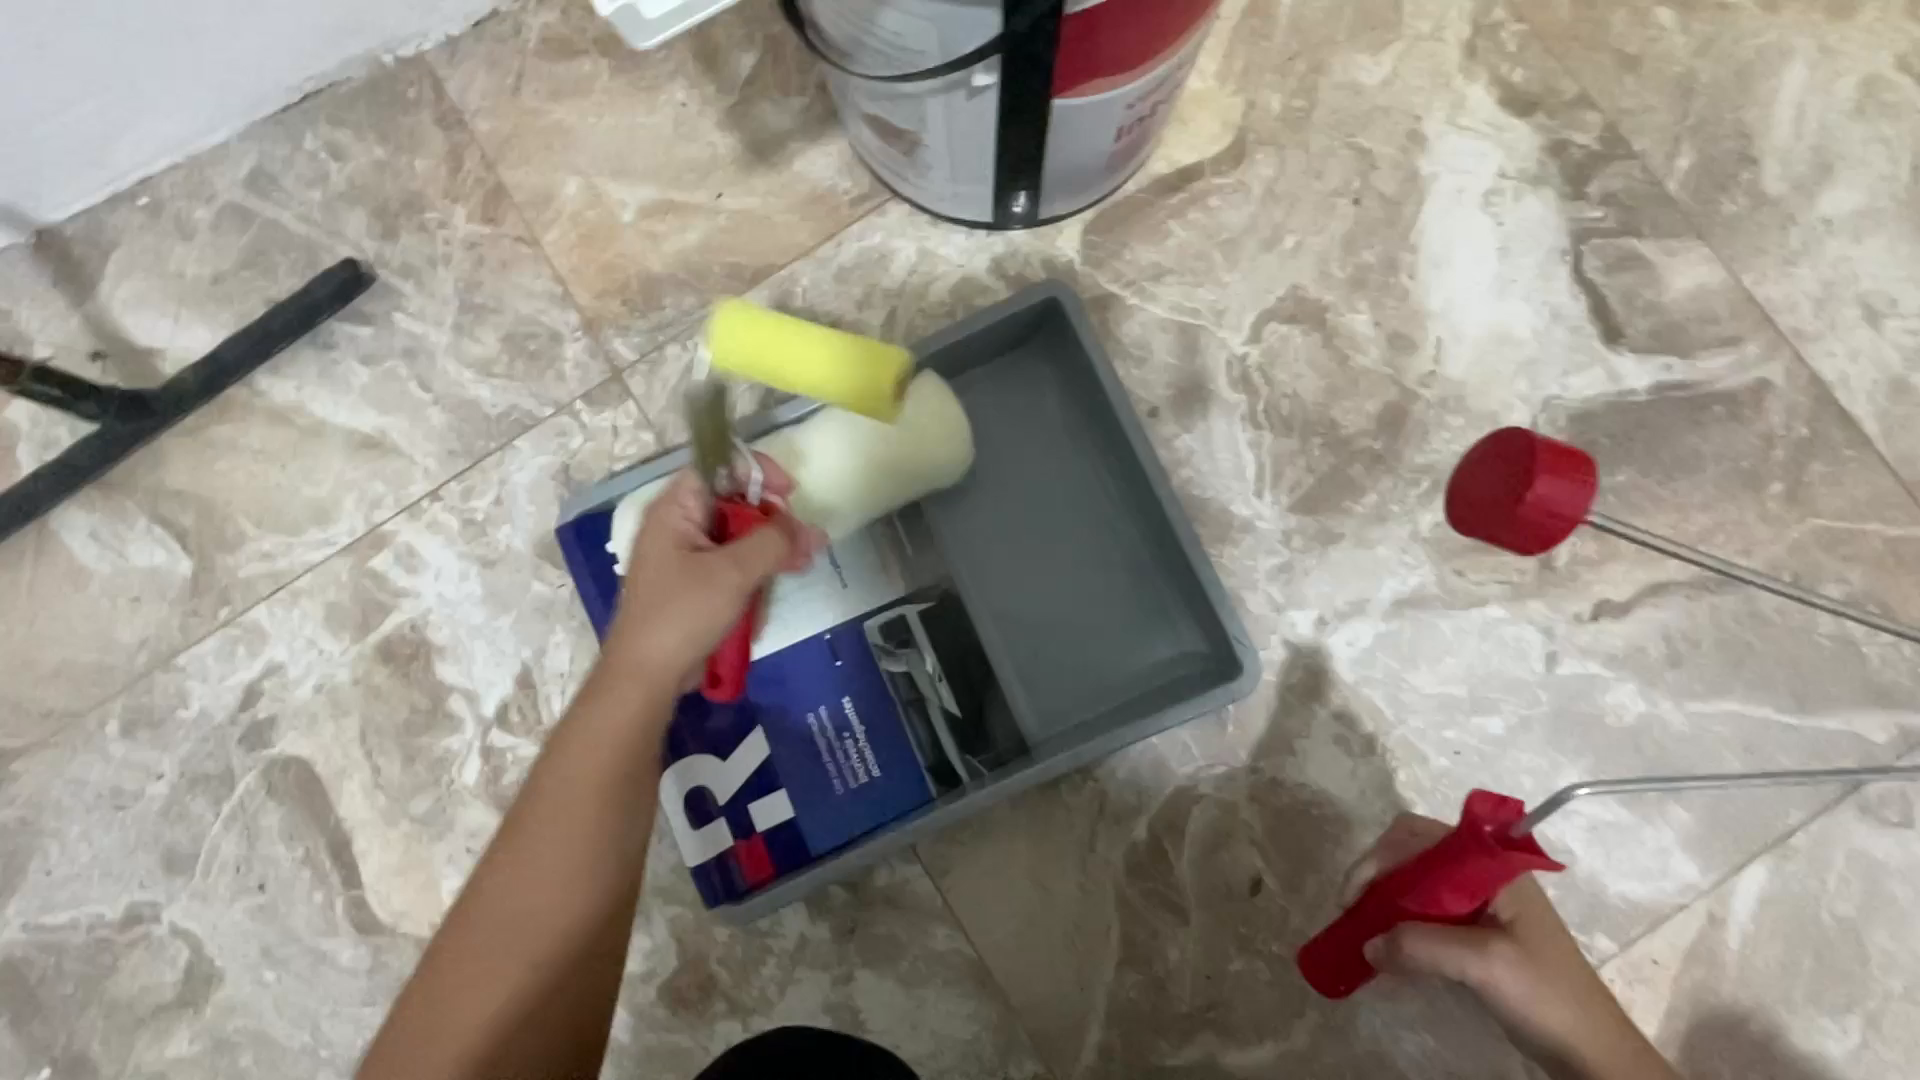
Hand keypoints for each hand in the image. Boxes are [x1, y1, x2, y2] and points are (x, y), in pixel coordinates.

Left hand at [604, 453, 822, 689]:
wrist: (646, 676)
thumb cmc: (683, 614)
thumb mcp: (734, 573)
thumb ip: (775, 543)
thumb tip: (812, 530)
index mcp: (676, 509)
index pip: (719, 465)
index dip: (757, 471)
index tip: (789, 494)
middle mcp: (679, 525)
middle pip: (735, 503)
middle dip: (772, 521)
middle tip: (802, 543)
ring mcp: (687, 557)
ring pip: (739, 537)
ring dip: (769, 551)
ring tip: (798, 567)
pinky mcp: (696, 585)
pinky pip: (733, 566)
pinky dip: (755, 574)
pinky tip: (773, 590)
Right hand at [1342, 814, 1677, 1079]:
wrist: (1595, 1054)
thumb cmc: (1546, 995)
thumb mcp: (1482, 964)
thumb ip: (1420, 945)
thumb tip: (1366, 943)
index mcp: (1490, 867)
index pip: (1416, 835)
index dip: (1378, 857)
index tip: (1355, 897)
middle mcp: (1482, 875)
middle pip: (1410, 853)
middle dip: (1375, 877)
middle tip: (1353, 913)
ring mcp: (1479, 903)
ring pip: (1413, 882)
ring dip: (1383, 900)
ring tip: (1363, 929)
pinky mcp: (1474, 931)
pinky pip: (1422, 911)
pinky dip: (1397, 922)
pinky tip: (1387, 946)